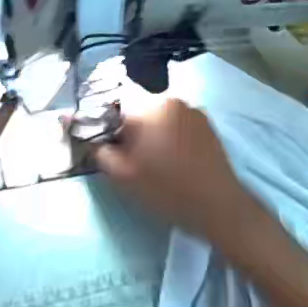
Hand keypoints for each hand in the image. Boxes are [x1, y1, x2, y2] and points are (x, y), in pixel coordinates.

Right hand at [95, 98, 267, 246]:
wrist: (220, 207)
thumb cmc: (167, 190)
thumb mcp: (123, 176)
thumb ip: (99, 151)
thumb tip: (87, 137)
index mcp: (148, 106)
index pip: (114, 106)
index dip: (106, 126)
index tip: (108, 147)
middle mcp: (170, 99)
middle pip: (137, 110)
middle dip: (130, 130)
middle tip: (131, 160)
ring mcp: (192, 109)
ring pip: (158, 117)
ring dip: (151, 133)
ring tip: (155, 162)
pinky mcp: (207, 123)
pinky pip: (177, 123)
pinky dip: (170, 136)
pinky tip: (174, 161)